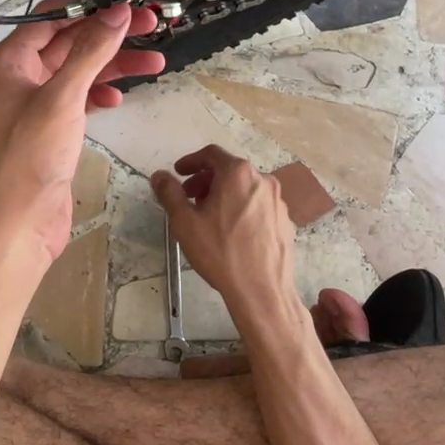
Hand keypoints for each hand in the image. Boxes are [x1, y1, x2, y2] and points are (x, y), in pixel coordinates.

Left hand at [0, 3, 164, 259]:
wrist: (21, 220)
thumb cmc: (28, 160)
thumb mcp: (64, 97)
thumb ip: (91, 52)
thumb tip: (115, 15)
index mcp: (8, 64)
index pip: (48, 21)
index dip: (86, 9)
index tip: (121, 4)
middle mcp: (18, 80)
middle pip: (69, 44)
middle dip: (109, 36)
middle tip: (149, 26)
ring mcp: (35, 106)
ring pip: (79, 72)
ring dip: (113, 66)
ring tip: (153, 61)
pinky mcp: (51, 129)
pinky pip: (79, 99)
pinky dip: (100, 94)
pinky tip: (118, 98)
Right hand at [151, 145, 299, 316]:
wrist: (262, 289)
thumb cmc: (220, 253)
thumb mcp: (185, 222)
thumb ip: (170, 193)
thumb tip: (159, 175)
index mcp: (238, 174)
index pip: (211, 154)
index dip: (191, 161)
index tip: (178, 173)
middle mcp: (262, 180)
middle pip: (230, 170)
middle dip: (206, 180)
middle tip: (189, 198)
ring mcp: (278, 200)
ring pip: (245, 188)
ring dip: (224, 194)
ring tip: (208, 216)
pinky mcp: (285, 220)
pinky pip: (258, 205)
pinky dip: (241, 207)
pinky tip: (232, 231)